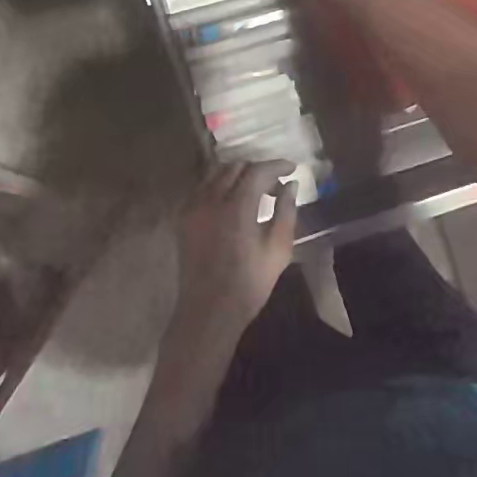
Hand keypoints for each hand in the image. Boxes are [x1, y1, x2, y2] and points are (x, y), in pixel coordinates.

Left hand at [175, 160, 298, 332]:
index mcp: (237, 207)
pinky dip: (220, 184)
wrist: (209, 311)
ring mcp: (193, 208)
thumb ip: (286, 211)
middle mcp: (211, 200)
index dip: (277, 166)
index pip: (258, 171)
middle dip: (258, 169)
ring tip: (255, 189)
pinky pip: (203, 188)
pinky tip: (233, 200)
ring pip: (216, 173)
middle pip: (235, 166)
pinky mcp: (184, 218)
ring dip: (238, 174)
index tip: (292, 168)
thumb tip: (290, 185)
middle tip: (276, 183)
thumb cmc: (249, 284)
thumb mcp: (278, 248)